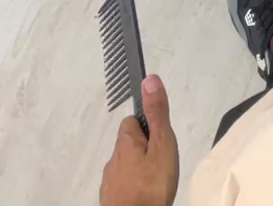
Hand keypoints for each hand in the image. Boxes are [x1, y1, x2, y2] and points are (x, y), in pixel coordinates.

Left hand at [99, 76, 179, 205]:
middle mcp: (112, 160)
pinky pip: (122, 186)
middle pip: (128, 144)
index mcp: (125, 143)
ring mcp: (109, 184)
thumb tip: (149, 78)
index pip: (131, 121)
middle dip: (143, 147)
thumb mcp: (163, 144)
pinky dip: (132, 186)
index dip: (146, 124)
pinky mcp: (109, 202)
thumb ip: (157, 113)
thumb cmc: (152, 184)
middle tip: (162, 158)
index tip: (160, 135)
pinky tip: (145, 193)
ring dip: (137, 167)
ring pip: (124, 166)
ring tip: (156, 177)